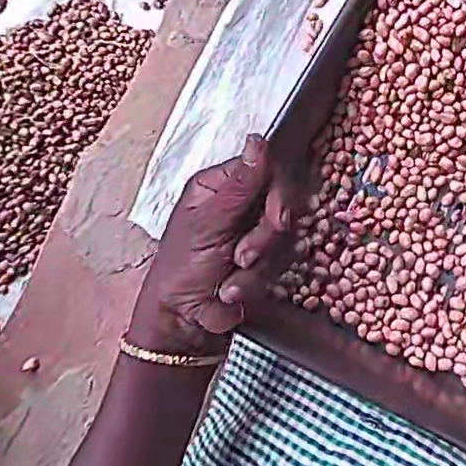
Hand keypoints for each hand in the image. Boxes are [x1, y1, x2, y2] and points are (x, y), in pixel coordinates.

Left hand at [129, 134, 295, 357]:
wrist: (182, 323)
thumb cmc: (180, 270)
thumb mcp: (208, 224)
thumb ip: (240, 185)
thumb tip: (258, 141)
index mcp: (219, 186)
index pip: (267, 170)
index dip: (278, 193)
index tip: (275, 216)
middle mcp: (239, 204)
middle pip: (282, 203)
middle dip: (265, 236)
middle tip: (244, 255)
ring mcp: (253, 231)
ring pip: (285, 236)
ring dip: (258, 264)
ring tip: (229, 279)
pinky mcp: (264, 258)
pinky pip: (282, 261)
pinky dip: (258, 280)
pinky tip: (233, 289)